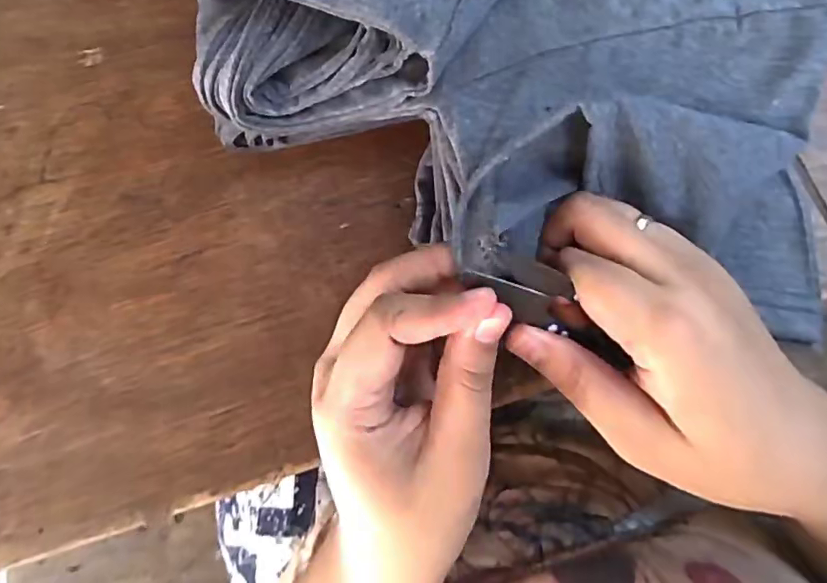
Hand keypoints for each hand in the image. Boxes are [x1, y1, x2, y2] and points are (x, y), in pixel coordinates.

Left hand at [308, 246, 512, 582]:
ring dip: (431, 280)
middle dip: (430, 272)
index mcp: (344, 399)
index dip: (439, 304)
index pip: (385, 323)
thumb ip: (470, 376)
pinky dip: (430, 301)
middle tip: (486, 274)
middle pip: (376, 291)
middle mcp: (333, 367)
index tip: (491, 298)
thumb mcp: (457, 453)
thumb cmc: (421, 516)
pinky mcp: (364, 361)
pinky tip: (464, 308)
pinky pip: (395, 312)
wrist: (386, 554)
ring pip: (382, 292)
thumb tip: (493, 309)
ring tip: (480, 288)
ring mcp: (344, 360)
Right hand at [504, 193, 826, 518]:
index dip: (548, 281)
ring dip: (583, 233)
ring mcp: (696, 257)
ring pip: (614, 208)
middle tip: (557, 290)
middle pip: (592, 211)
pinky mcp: (704, 256)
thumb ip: (576, 378)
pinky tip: (618, 285)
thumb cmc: (721, 456)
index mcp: (665, 324)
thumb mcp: (639, 439)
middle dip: (556, 237)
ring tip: (585, 288)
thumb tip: (515, 330)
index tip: (548, 316)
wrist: (803, 441)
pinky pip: (639, 222)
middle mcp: (680, 272)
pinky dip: (612, 237)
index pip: (579, 264)